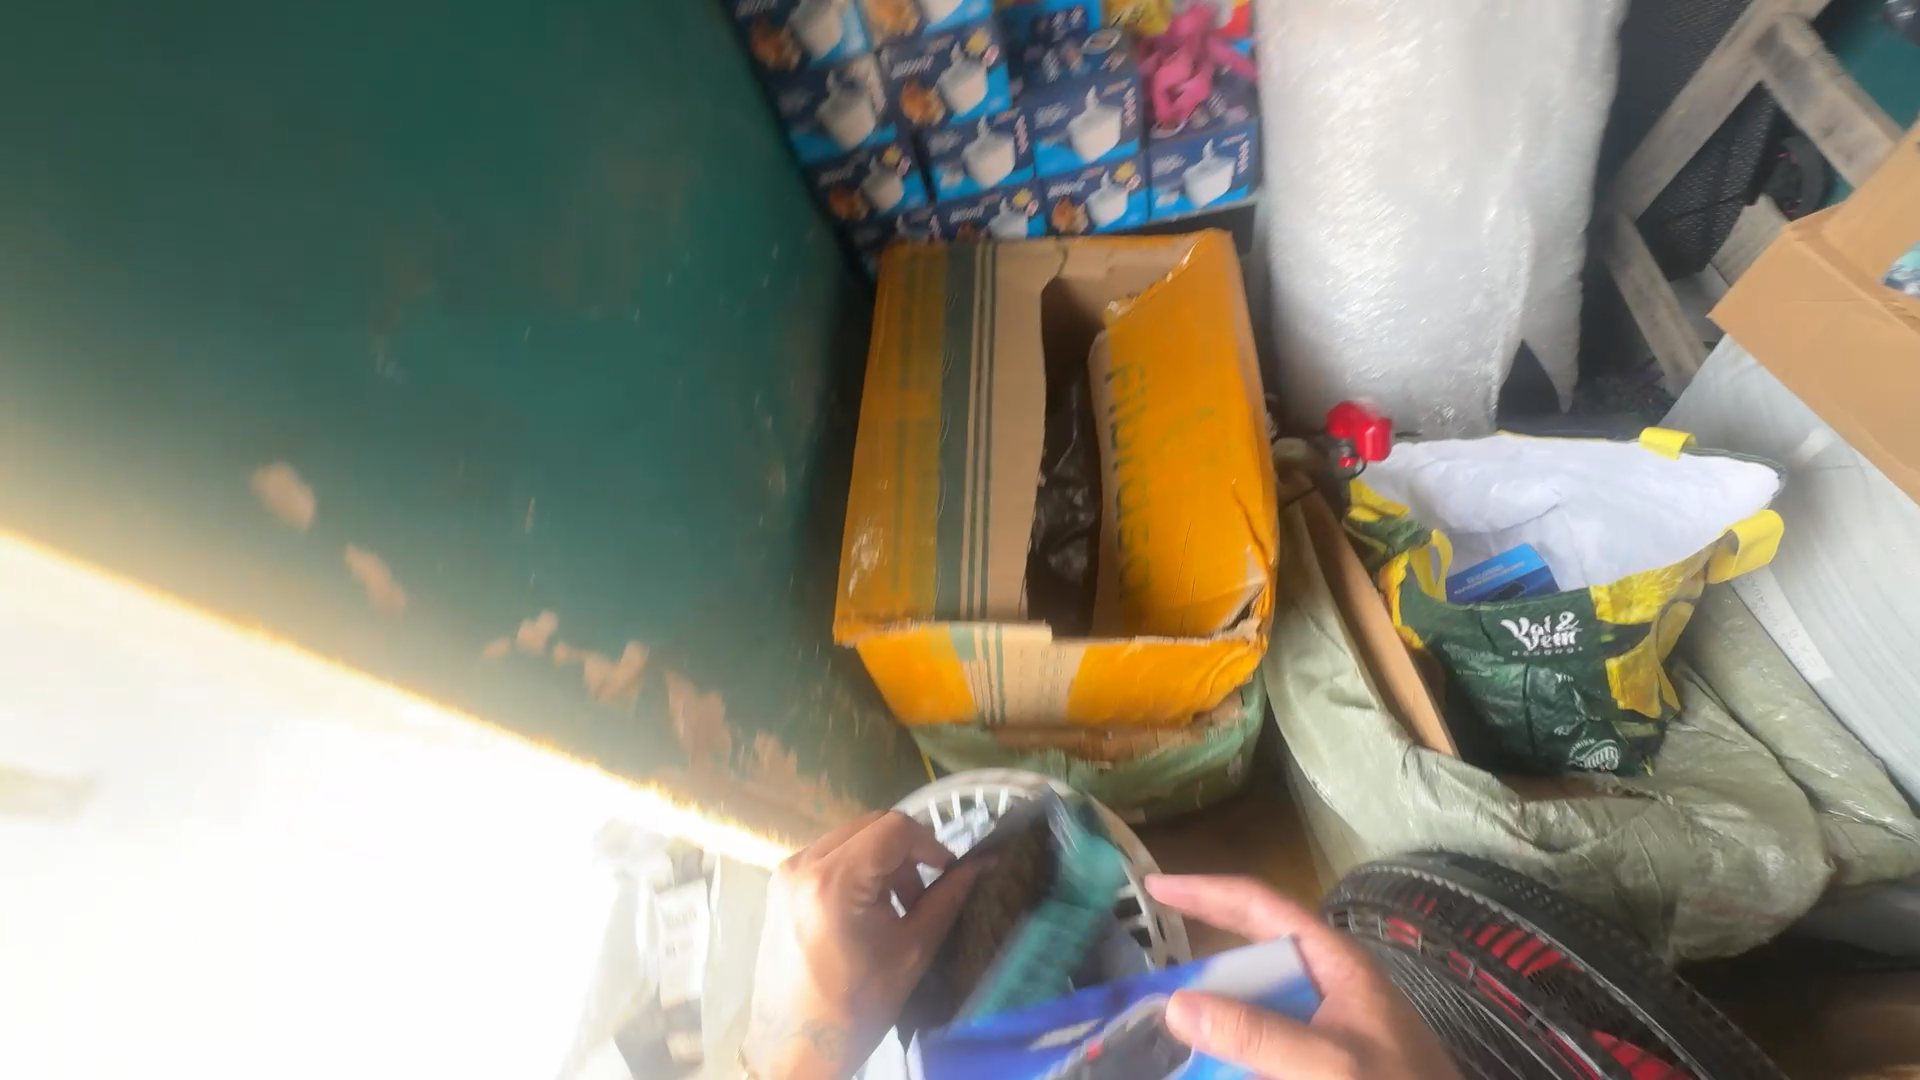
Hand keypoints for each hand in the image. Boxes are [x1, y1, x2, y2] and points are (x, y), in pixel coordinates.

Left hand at [744, 811, 988, 1079]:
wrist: (794, 1052)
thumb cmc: (856, 1008)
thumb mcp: (912, 951)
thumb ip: (949, 897)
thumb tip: (985, 862)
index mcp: (834, 881)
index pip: (893, 829)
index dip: (928, 843)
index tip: (946, 871)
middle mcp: (804, 863)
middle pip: (871, 825)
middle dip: (904, 851)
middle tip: (921, 893)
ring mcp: (787, 870)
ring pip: (851, 835)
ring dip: (881, 858)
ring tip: (895, 905)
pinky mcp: (781, 882)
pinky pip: (831, 852)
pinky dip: (857, 867)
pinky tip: (866, 908)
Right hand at [1145, 874, 1461, 1079]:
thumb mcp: (1331, 1067)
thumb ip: (1256, 1035)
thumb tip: (1175, 1005)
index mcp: (1333, 960)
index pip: (1258, 903)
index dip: (1204, 890)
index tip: (1154, 888)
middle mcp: (1328, 979)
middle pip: (1254, 941)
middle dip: (1204, 935)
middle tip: (1154, 934)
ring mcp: (1329, 1020)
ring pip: (1259, 991)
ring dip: (1218, 994)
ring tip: (1171, 1000)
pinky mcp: (1327, 1056)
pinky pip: (1270, 1034)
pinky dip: (1237, 1038)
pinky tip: (1213, 1055)